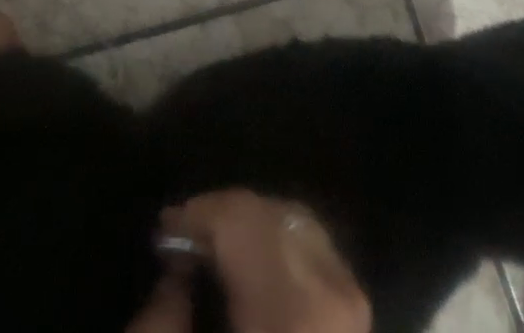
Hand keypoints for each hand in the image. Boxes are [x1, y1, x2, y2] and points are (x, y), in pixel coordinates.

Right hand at [129, 190, 370, 332]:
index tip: (164, 224)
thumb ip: (168, 309)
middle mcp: (332, 286)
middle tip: (184, 230)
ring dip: (254, 223)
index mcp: (288, 300)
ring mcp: (354, 299)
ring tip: (217, 244)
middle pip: (274, 213)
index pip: (242, 218)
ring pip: (300, 223)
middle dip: (224, 212)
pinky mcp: (360, 312)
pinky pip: (318, 252)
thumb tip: (178, 260)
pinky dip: (282, 243)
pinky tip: (253, 262)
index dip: (198, 211)